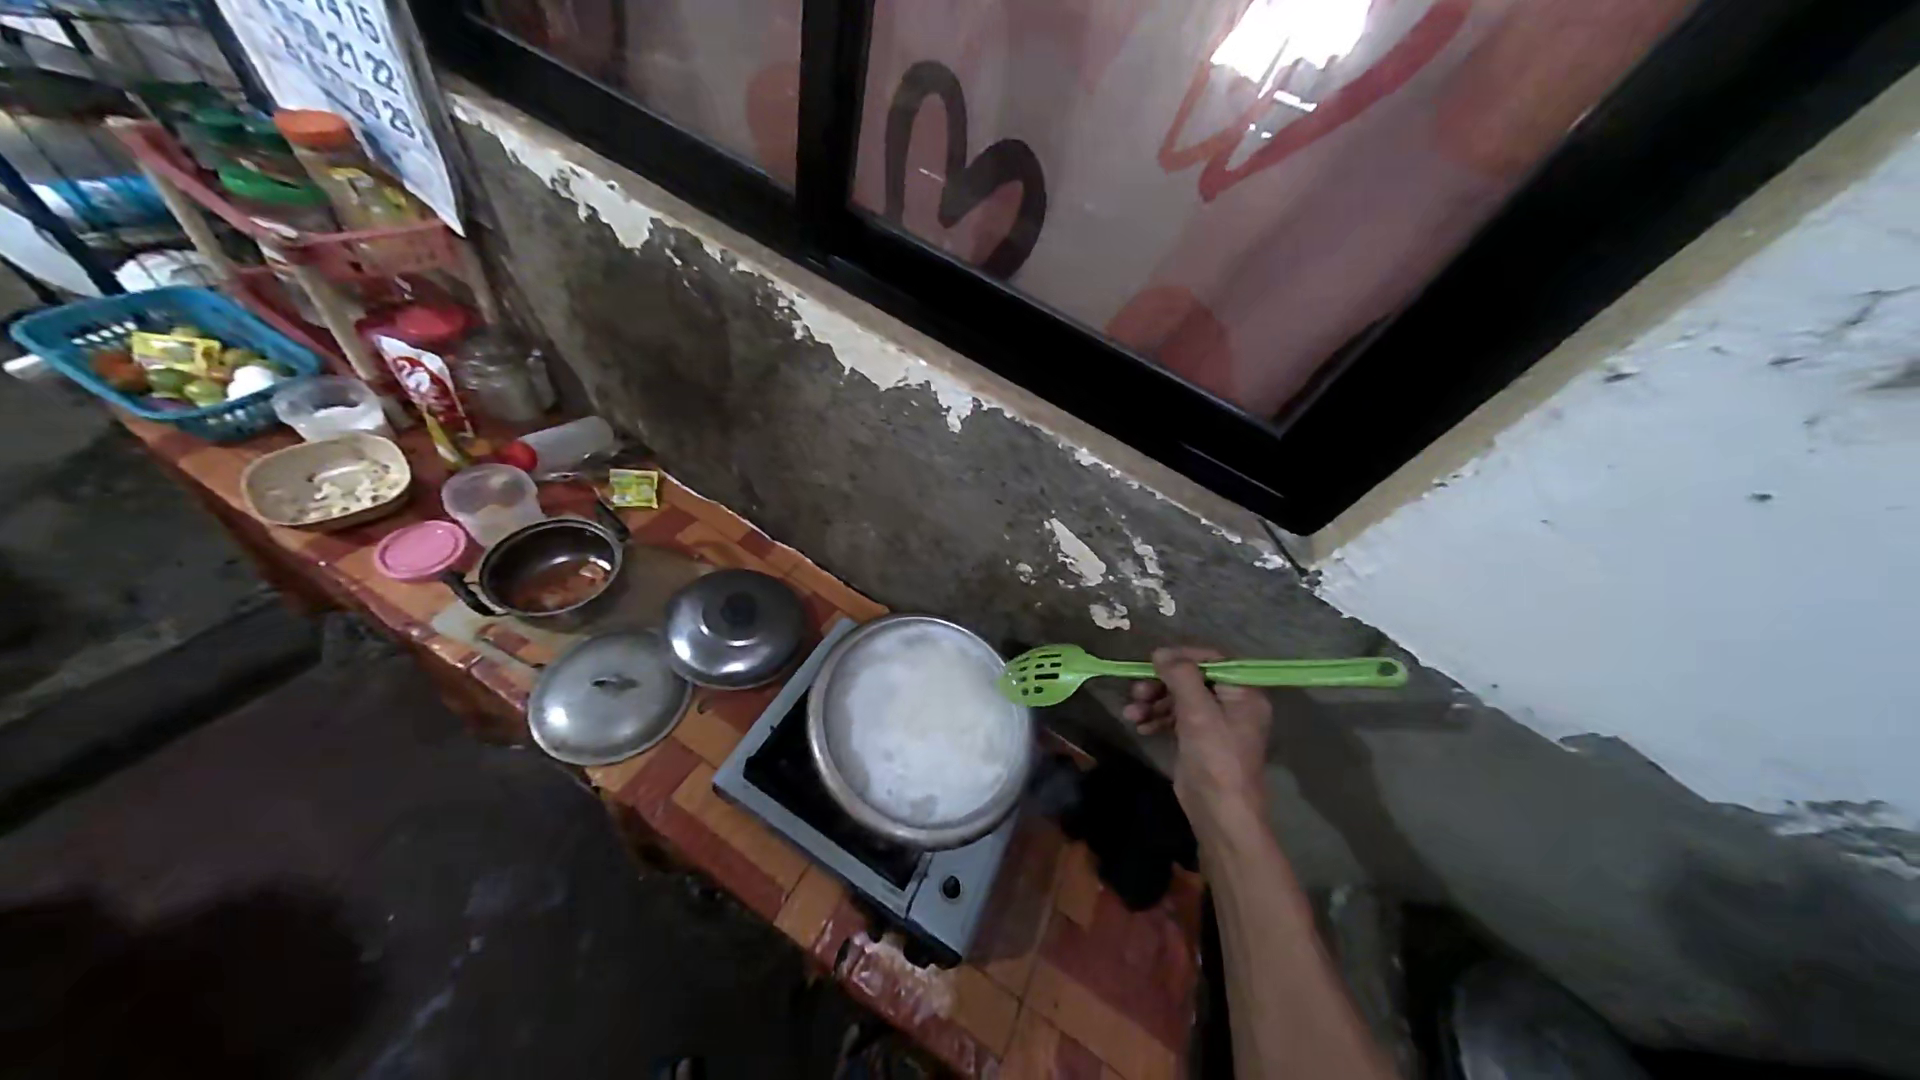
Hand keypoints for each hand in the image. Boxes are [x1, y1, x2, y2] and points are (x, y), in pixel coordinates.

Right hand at [1124, 647, 1272, 828]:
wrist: (1220, 813)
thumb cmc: (1215, 758)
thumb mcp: (1198, 712)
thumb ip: (1180, 677)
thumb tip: (1160, 652)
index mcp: (1243, 693)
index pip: (1212, 661)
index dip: (1181, 658)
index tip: (1153, 661)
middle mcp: (1232, 704)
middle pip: (1191, 680)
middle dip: (1161, 684)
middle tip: (1136, 691)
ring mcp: (1214, 723)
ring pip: (1179, 699)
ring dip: (1154, 702)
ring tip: (1131, 712)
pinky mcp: (1199, 740)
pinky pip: (1175, 718)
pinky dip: (1157, 718)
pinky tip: (1140, 726)